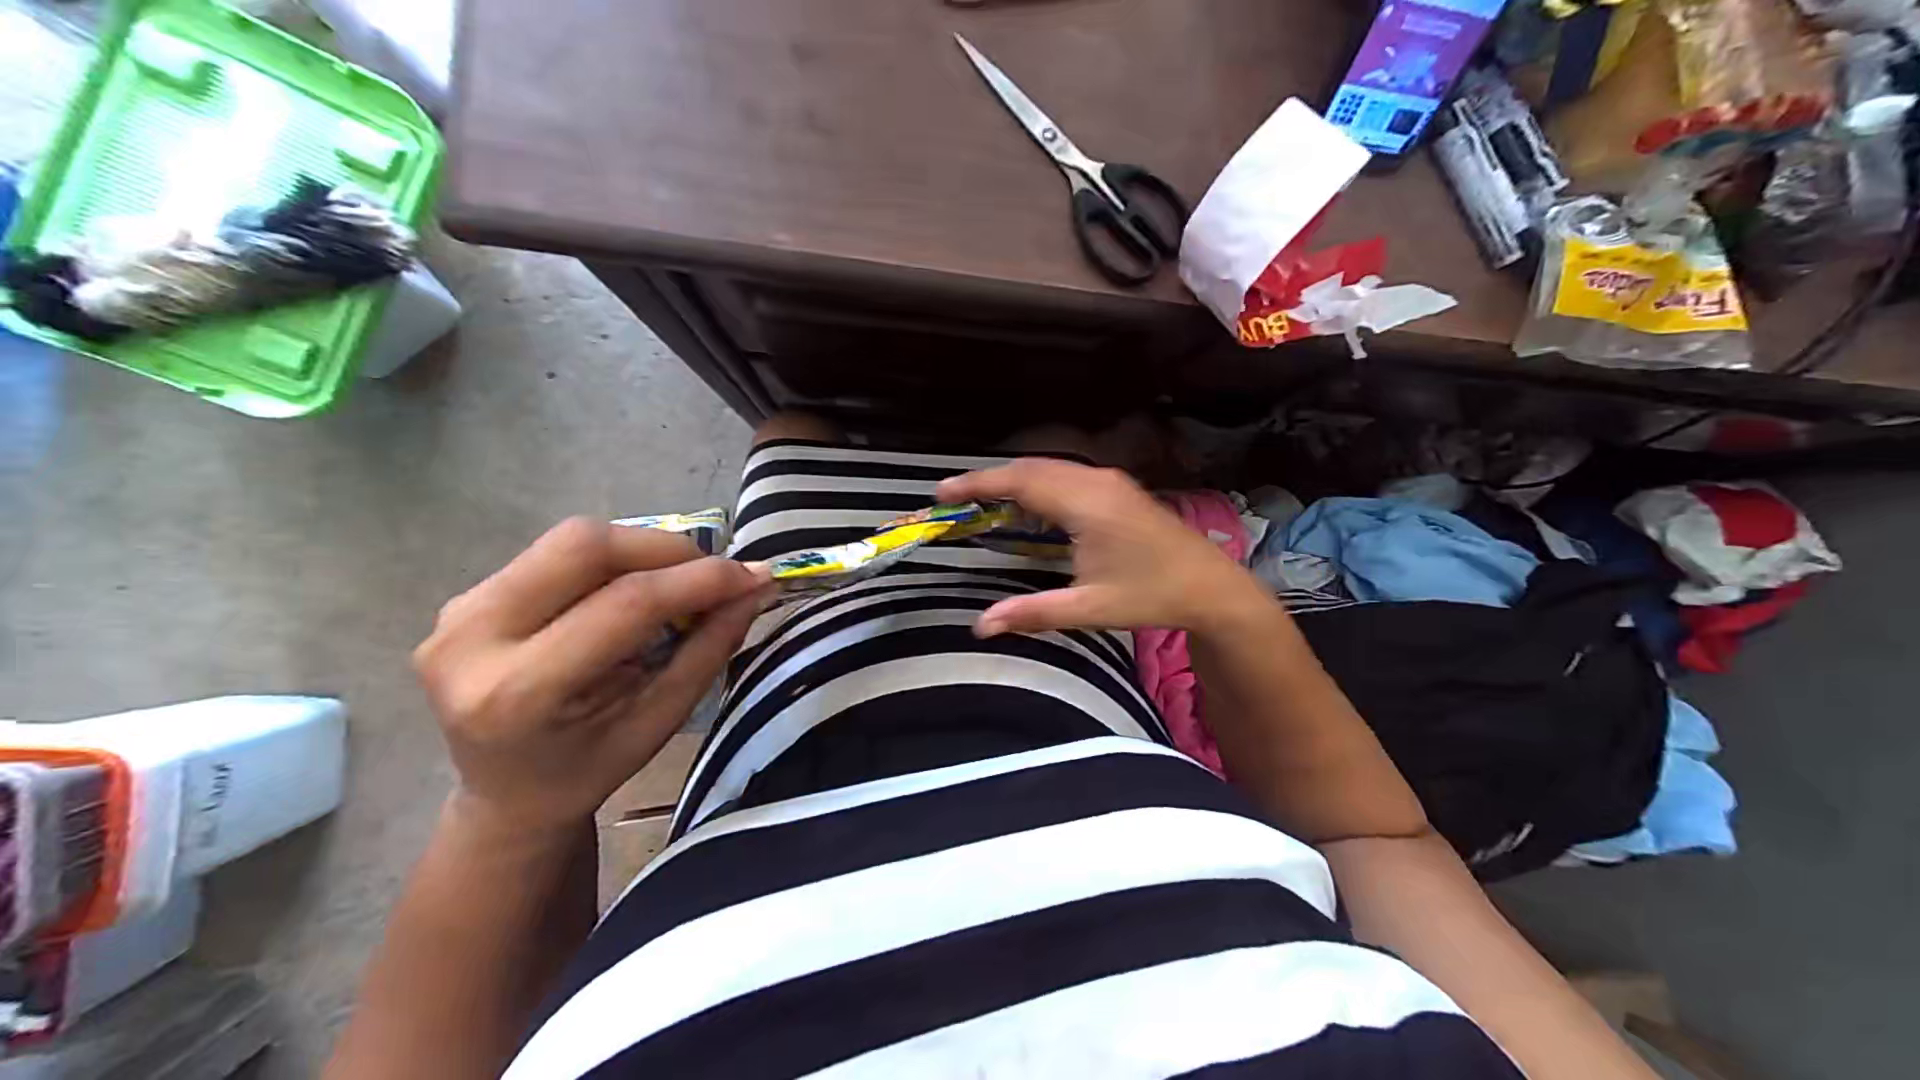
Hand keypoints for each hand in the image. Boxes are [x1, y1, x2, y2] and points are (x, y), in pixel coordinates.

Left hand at [413, 517, 770, 837]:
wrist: (506, 795)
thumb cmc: (588, 770)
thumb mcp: (659, 721)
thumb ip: (709, 648)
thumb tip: (757, 587)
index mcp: (519, 691)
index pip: (626, 603)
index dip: (700, 580)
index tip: (754, 576)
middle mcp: (471, 638)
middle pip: (585, 546)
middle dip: (666, 549)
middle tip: (711, 576)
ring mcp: (457, 612)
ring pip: (570, 540)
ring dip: (640, 550)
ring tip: (676, 586)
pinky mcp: (463, 598)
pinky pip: (554, 554)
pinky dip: (611, 561)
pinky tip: (631, 591)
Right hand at [936, 459, 1266, 636]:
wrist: (1211, 587)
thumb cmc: (1152, 596)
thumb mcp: (1090, 608)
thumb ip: (1033, 613)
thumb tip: (980, 626)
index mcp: (1087, 504)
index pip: (1020, 481)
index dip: (978, 484)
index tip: (943, 492)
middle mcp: (1096, 482)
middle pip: (1031, 468)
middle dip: (989, 480)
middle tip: (954, 500)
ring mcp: (1110, 482)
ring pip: (1049, 468)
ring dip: (1013, 481)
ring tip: (981, 502)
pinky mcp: (1117, 488)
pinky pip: (1066, 476)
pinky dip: (1037, 485)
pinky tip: (1027, 507)